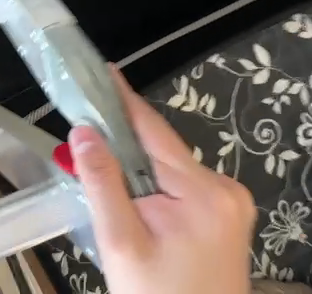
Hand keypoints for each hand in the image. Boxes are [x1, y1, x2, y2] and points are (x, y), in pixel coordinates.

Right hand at [67, 69, 254, 293]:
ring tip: (98, 171)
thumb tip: (83, 129)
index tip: (101, 68)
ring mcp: (230, 204)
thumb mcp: (121, 243)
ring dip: (133, 166)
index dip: (122, 98)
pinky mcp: (226, 218)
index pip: (153, 130)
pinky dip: (150, 184)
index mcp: (204, 192)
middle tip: (81, 134)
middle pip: (159, 148)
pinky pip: (178, 184)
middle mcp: (225, 189)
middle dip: (120, 141)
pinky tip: (127, 197)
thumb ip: (102, 181)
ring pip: (167, 166)